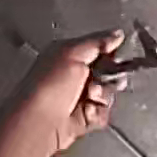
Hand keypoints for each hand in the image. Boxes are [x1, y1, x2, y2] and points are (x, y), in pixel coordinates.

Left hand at [0, 32, 126, 156]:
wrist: (39, 123)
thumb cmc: (49, 84)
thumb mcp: (72, 53)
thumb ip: (97, 42)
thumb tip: (117, 33)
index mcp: (67, 54)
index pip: (98, 48)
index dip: (111, 52)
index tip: (117, 57)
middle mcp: (73, 74)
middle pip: (108, 72)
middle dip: (110, 77)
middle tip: (99, 80)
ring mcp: (78, 96)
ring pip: (108, 93)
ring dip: (103, 96)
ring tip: (90, 97)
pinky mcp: (83, 117)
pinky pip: (103, 113)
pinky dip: (98, 113)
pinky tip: (87, 113)